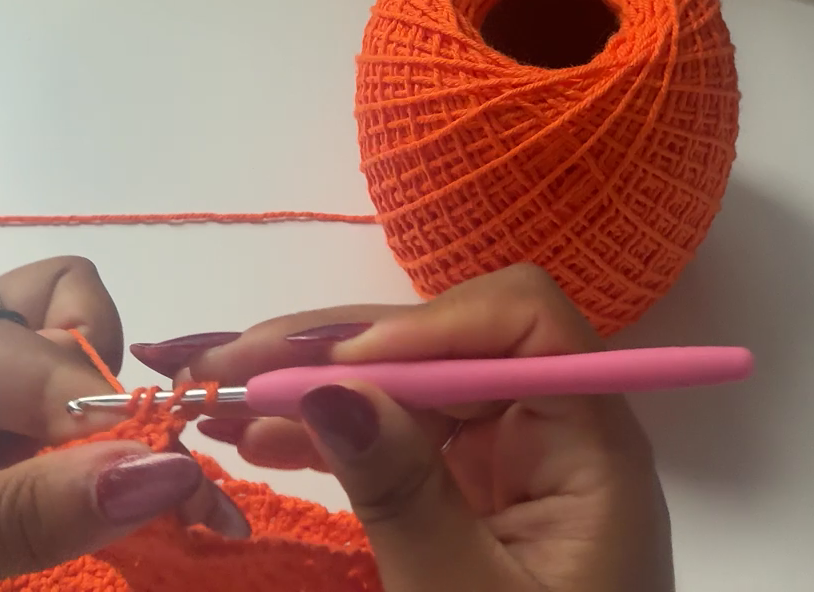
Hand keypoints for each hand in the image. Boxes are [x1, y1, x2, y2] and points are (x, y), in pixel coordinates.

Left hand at [0, 256, 248, 591]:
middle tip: (105, 478)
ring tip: (73, 512)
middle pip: (69, 325)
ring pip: (59, 384)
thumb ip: (33, 511)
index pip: (58, 345)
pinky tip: (53, 517)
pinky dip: (60, 473)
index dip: (110, 414)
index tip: (162, 491)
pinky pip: (28, 436)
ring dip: (85, 443)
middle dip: (102, 397)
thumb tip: (177, 472)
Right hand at [131, 263, 674, 591]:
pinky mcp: (471, 474)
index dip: (432, 323)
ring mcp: (507, 444)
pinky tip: (264, 437)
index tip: (340, 363)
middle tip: (236, 360)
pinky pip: (401, 427)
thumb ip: (403, 494)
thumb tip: (328, 390)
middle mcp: (551, 418)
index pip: (525, 319)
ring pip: (413, 379)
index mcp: (588, 436)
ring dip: (321, 384)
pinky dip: (335, 428)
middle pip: (452, 339)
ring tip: (224, 398)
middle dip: (345, 347)